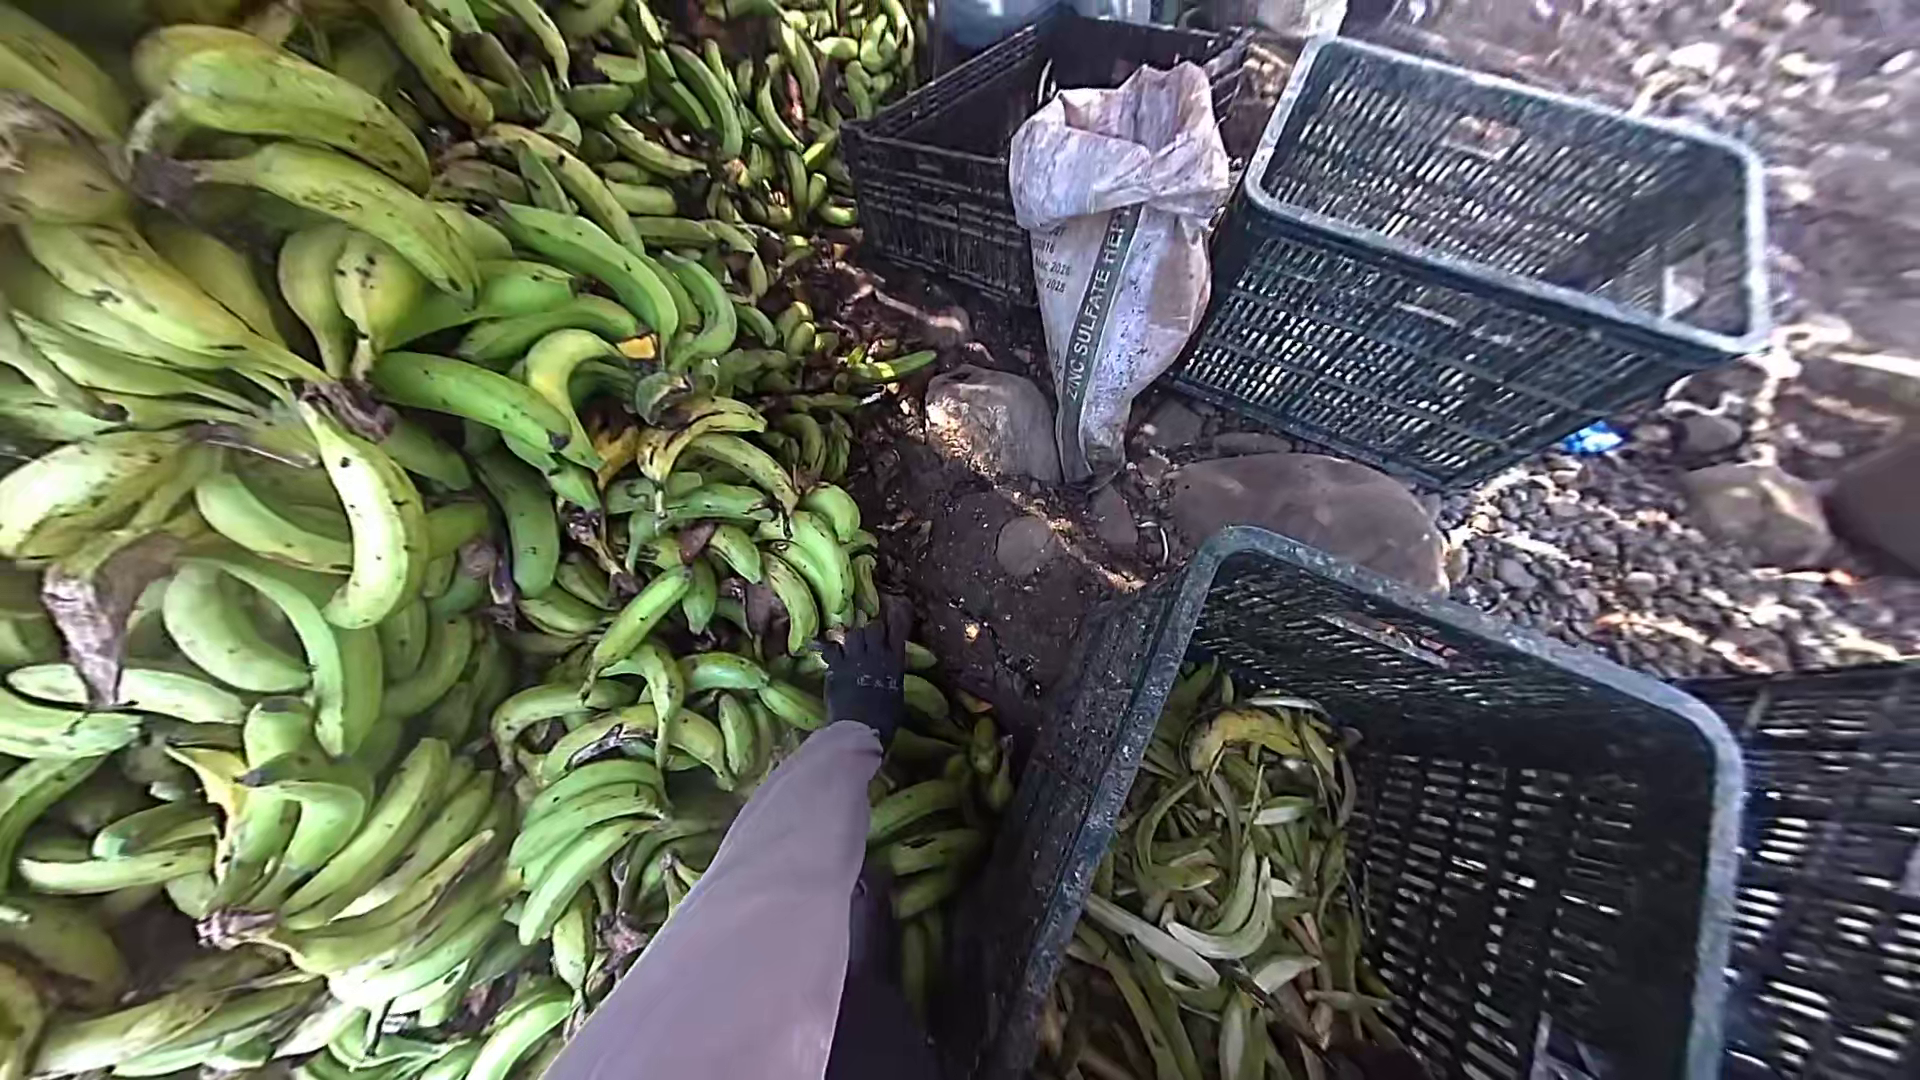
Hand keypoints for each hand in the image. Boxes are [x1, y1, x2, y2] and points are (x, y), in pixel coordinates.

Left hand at [820, 615, 904, 745]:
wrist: (861, 729)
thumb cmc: (884, 719)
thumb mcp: (896, 692)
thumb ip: (892, 674)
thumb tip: (888, 668)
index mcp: (895, 662)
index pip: (898, 631)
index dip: (896, 620)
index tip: (895, 613)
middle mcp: (876, 654)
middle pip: (873, 627)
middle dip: (871, 630)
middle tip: (868, 637)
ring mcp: (855, 658)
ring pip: (854, 634)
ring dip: (853, 638)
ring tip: (851, 646)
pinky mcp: (836, 666)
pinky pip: (832, 649)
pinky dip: (831, 649)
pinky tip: (829, 652)